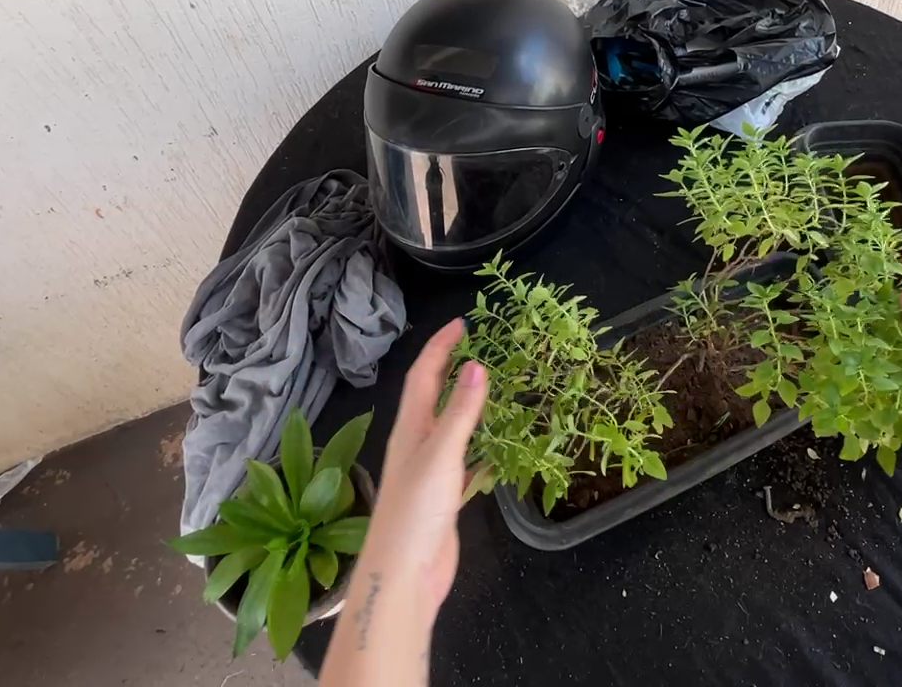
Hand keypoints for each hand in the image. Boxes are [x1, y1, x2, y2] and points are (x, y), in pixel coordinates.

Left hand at [356, 319, 487, 615]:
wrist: (403, 578)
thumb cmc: (416, 510)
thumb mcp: (441, 454)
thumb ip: (460, 411)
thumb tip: (478, 365)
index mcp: (410, 428)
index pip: (423, 375)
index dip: (440, 347)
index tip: (462, 323)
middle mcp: (416, 444)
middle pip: (432, 395)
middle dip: (451, 367)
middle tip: (478, 345)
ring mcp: (429, 471)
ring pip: (449, 426)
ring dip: (466, 403)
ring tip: (493, 387)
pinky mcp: (443, 496)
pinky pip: (464, 459)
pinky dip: (480, 446)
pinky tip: (498, 448)